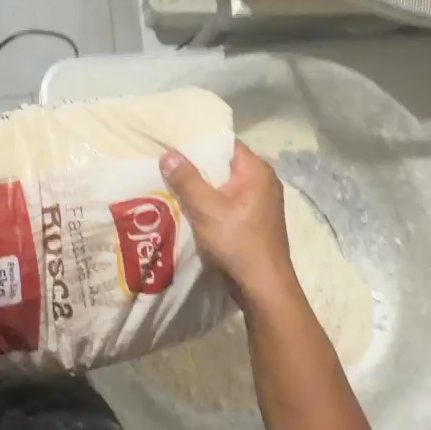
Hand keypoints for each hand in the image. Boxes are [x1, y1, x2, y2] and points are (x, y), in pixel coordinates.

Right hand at [161, 143, 296, 309]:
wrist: (262, 285)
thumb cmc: (237, 241)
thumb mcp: (206, 208)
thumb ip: (186, 179)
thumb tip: (169, 154)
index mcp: (257, 171)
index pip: (226, 144)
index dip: (199, 144)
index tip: (173, 146)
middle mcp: (264, 182)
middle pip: (224, 165)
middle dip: (197, 168)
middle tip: (167, 168)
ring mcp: (261, 204)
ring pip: (225, 187)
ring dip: (202, 190)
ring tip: (173, 188)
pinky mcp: (256, 223)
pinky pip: (229, 205)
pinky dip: (211, 206)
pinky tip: (191, 212)